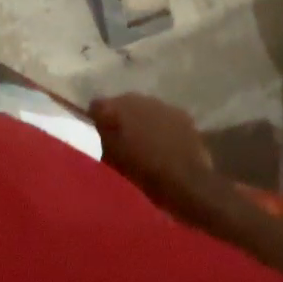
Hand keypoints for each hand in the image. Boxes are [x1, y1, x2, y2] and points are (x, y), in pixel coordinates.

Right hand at [88, 94, 214, 201]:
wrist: (186, 183)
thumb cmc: (143, 174)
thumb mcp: (111, 161)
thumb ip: (103, 140)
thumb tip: (102, 132)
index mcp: (112, 109)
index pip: (95, 106)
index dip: (97, 119)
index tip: (99, 133)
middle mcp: (133, 98)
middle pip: (121, 104)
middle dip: (122, 118)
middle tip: (125, 139)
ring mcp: (159, 104)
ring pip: (145, 108)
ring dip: (144, 121)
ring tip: (148, 142)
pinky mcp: (181, 113)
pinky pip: (166, 116)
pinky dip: (164, 126)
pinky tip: (168, 143)